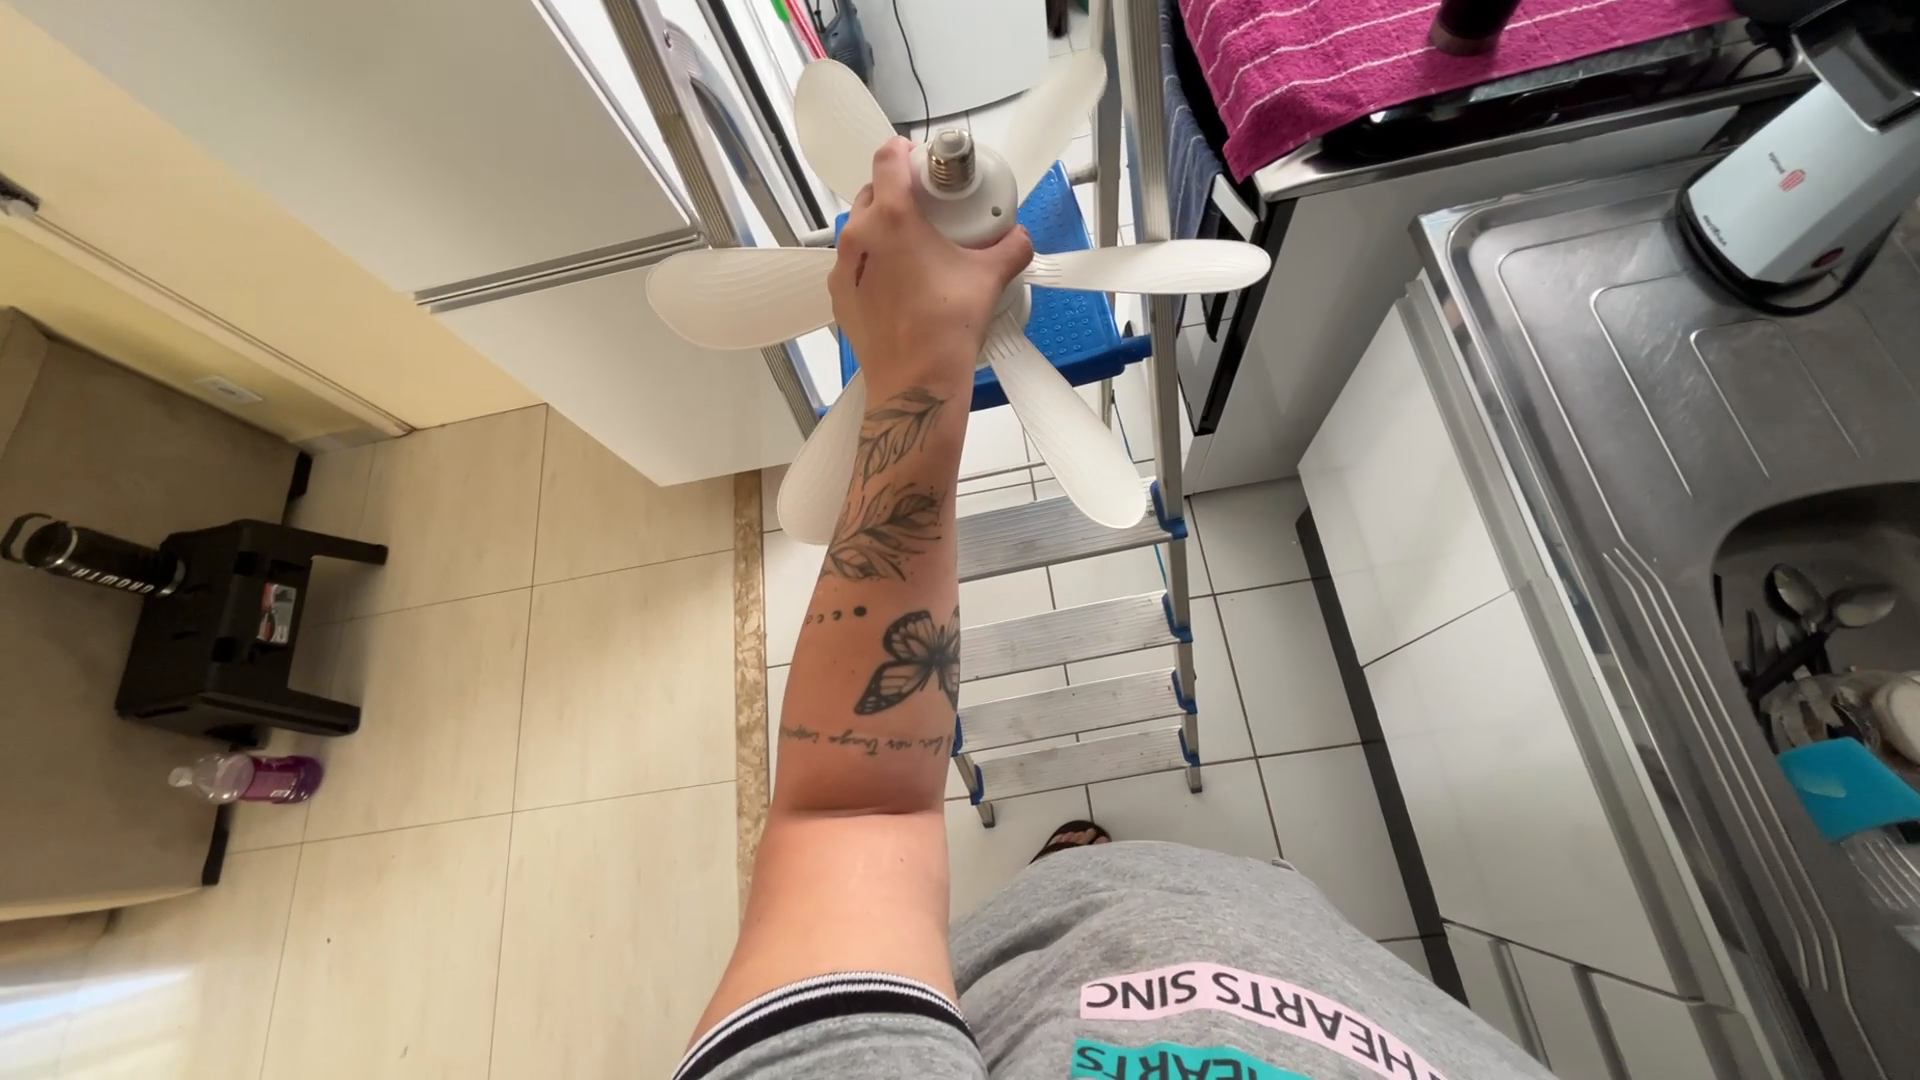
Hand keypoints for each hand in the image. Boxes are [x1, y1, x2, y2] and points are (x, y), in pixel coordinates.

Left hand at [829, 138, 1033, 387]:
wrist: (916, 382)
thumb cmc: (948, 326)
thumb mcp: (989, 278)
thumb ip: (1010, 248)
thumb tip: (1020, 240)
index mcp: (892, 216)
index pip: (887, 157)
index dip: (905, 152)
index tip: (921, 163)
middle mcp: (859, 236)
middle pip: (870, 192)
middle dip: (896, 194)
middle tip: (925, 212)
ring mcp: (843, 268)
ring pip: (859, 230)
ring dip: (882, 230)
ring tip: (911, 251)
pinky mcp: (840, 296)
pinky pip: (853, 266)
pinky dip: (871, 265)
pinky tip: (897, 285)